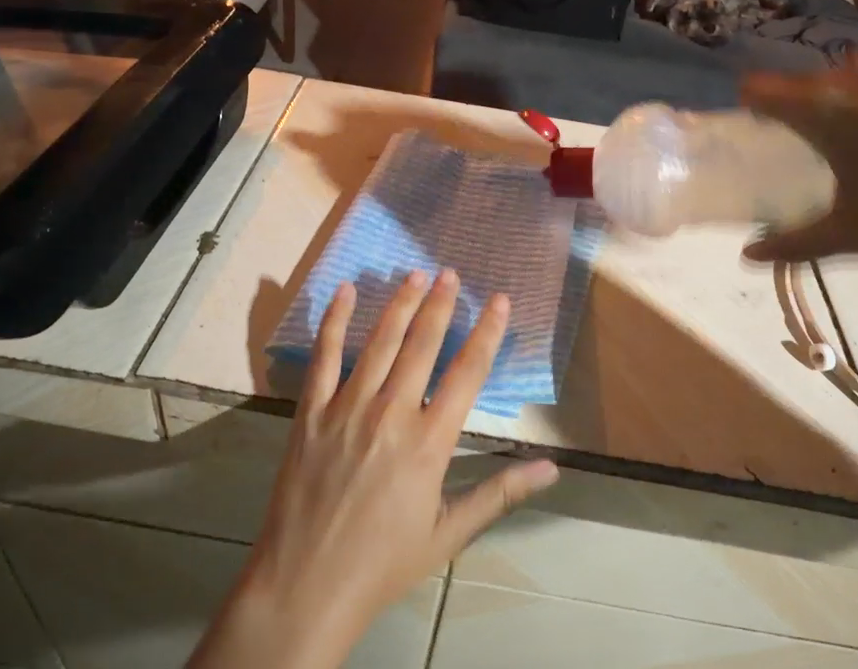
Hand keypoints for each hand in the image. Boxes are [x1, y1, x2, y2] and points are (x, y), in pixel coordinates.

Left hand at [189, 271, 558, 668]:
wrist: (306, 584)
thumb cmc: (384, 563)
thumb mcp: (449, 534)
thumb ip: (499, 493)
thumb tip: (551, 469)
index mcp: (429, 442)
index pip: (467, 373)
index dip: (487, 333)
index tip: (500, 301)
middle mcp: (391, 414)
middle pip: (422, 345)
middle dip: (440, 305)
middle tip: (451, 273)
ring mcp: (347, 409)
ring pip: (379, 343)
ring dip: (400, 305)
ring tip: (416, 273)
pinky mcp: (311, 413)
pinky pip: (323, 357)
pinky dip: (334, 322)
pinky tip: (346, 292)